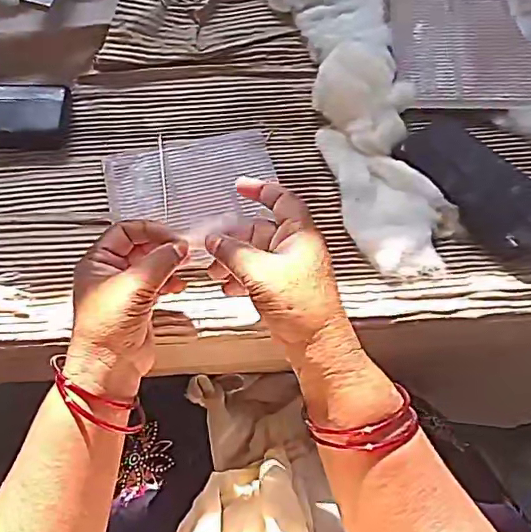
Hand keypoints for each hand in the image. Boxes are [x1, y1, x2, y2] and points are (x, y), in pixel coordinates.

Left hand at [65, 221, 187, 399]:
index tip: (170, 236)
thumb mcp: (134, 286)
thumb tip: (176, 247)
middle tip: (180, 249)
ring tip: (182, 264)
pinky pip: (156, 284)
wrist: (108, 367)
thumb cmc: (103, 332)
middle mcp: (109, 274)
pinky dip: (169, 281)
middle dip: (162, 247)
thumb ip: (159, 261)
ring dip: (168, 263)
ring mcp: (124, 291)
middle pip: (140, 247)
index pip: (125, 232)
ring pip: (150, 266)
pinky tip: (177, 283)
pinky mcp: (137, 306)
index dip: (149, 230)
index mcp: (97, 262)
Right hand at [204, 180, 353, 359]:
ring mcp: (289, 268)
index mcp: (300, 235)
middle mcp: (296, 248)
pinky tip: (229, 285)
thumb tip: (216, 241)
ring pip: (255, 253)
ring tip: (217, 270)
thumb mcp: (259, 273)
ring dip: (233, 259)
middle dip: (234, 238)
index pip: (281, 200)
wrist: (316, 344)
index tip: (241, 187)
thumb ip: (233, 252)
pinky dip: (240, 275)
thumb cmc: (304, 310)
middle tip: (214, 243)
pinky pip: (256, 272)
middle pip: (259, 229)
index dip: (260, 190)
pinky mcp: (282, 287)